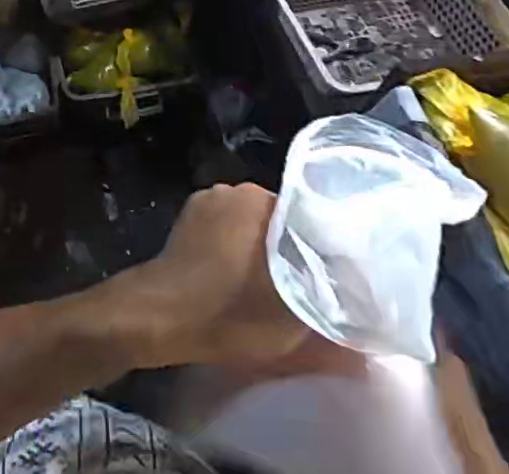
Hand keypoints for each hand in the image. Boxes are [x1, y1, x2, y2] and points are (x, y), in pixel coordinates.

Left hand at [97, 183, 307, 369]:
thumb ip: (325, 300)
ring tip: (263, 281)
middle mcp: (233, 189)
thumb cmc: (229, 309)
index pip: (305, 214)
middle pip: (275, 216)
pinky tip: (232, 275)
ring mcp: (205, 200)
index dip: (318, 244)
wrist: (162, 315)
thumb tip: (346, 301)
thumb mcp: (292, 318)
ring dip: (255, 245)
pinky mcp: (186, 218)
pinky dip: (230, 247)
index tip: (327, 271)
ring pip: (247, 222)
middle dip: (286, 244)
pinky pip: (222, 227)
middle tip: (298, 280)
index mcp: (260, 198)